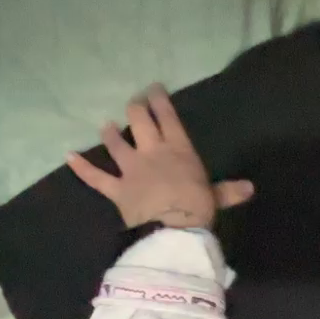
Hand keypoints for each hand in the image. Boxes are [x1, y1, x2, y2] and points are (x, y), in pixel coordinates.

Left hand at [67, 86, 255, 229]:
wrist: (174, 229)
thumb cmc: (199, 209)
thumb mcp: (216, 197)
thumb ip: (229, 190)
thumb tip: (250, 188)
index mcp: (179, 150)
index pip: (168, 117)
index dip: (160, 101)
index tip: (155, 89)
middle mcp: (153, 152)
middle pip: (139, 121)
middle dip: (135, 109)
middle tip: (133, 103)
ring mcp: (132, 169)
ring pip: (116, 143)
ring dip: (110, 133)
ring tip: (107, 125)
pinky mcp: (117, 189)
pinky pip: (95, 177)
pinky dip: (82, 167)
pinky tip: (69, 156)